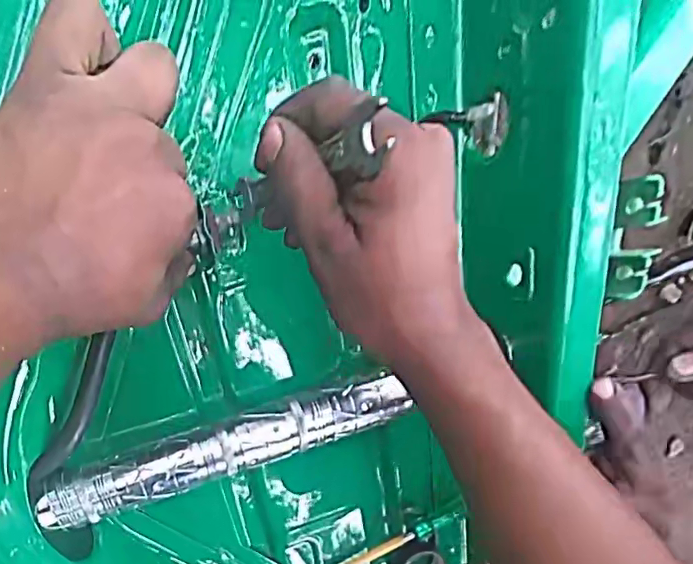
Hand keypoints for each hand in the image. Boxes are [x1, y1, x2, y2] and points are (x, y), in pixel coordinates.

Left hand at [0, 0, 194, 342]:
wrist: (8, 276)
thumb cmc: (76, 297)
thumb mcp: (147, 304)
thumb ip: (172, 269)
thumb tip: (176, 250)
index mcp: (175, 202)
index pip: (178, 197)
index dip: (154, 216)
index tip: (127, 232)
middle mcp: (149, 146)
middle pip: (164, 140)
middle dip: (142, 166)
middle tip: (106, 189)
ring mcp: (102, 107)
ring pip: (149, 65)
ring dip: (134, 92)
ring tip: (103, 122)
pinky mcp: (48, 82)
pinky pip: (78, 19)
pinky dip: (86, 37)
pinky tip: (78, 70)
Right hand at [254, 78, 482, 373]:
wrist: (426, 334)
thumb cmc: (383, 300)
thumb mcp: (324, 239)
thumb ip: (296, 178)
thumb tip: (274, 135)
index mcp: (398, 148)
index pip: (329, 100)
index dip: (287, 129)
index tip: (266, 166)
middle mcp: (420, 140)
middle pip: (340, 124)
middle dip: (301, 163)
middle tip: (275, 207)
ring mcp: (425, 159)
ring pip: (351, 148)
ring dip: (317, 181)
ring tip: (295, 225)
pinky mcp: (422, 179)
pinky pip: (369, 167)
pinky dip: (341, 190)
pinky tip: (322, 225)